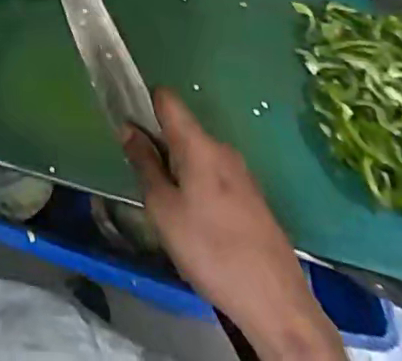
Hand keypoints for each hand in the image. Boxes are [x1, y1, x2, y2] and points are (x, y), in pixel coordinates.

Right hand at [123, 88, 343, 359]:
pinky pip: (214, 176)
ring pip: (197, 155)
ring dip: (176, 168)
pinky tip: (194, 222)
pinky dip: (196, 185)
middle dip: (158, 144)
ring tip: (166, 206)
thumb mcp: (162, 208)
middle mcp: (223, 149)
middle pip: (181, 129)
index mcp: (199, 145)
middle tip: (141, 177)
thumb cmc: (210, 249)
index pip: (167, 99)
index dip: (142, 102)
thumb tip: (129, 129)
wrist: (276, 302)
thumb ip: (144, 164)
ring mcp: (242, 173)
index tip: (126, 123)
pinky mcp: (252, 197)